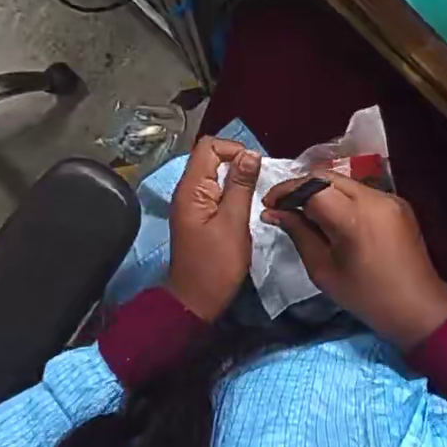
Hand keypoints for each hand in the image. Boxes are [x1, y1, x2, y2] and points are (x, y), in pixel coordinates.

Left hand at [166, 137, 261, 321]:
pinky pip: (216, 192)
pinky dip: (232, 193)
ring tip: (255, 194)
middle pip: (211, 158)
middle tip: (259, 182)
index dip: (234, 149)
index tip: (255, 168)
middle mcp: (187, 191)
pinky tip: (245, 206)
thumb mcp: (233, 223)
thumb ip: (241, 186)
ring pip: (215, 175)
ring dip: (237, 179)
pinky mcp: (199, 216)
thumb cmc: (216, 265)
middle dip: (238, 163)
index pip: (208, 146)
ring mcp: (192, 204)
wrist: (197, 300)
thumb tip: (251, 154)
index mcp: (191, 189)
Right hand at [262, 175, 446, 348]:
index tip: (269, 203)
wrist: (418, 307)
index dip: (286, 191)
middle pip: (326, 176)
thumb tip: (273, 213)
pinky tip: (332, 218)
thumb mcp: (323, 270)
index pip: (311, 186)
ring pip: (344, 181)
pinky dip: (341, 198)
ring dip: (320, 191)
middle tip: (282, 207)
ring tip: (304, 213)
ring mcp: (389, 198)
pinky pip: (361, 191)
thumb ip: (298, 234)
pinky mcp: (398, 203)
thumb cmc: (366, 296)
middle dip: (300, 187)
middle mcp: (374, 198)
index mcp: (353, 217)